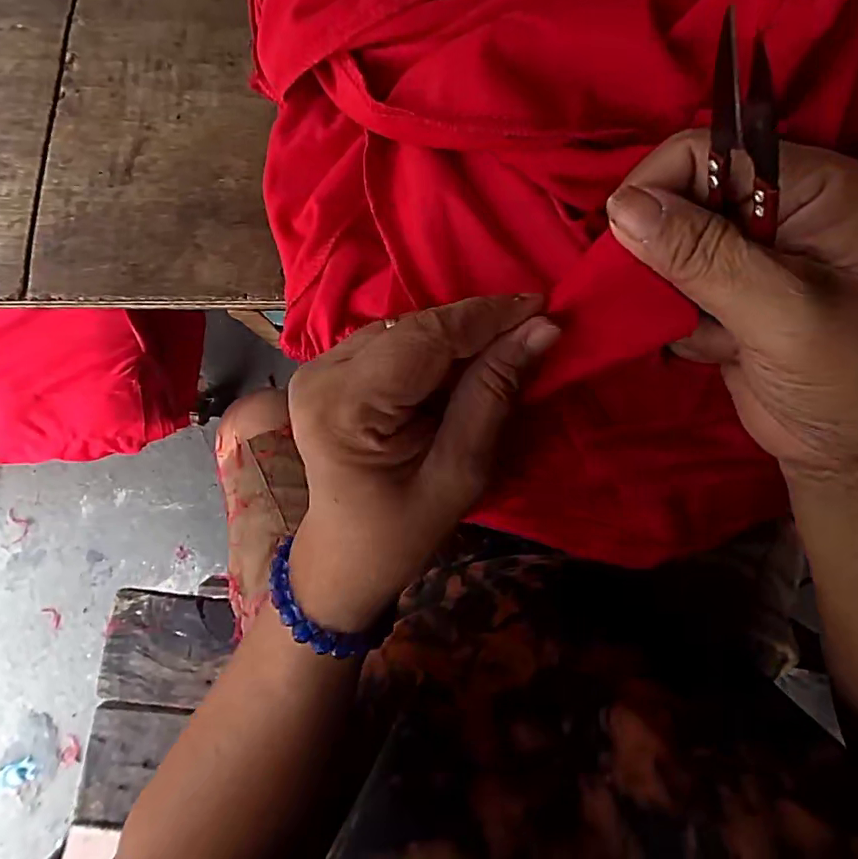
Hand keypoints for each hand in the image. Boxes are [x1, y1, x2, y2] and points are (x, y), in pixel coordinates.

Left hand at [283, 295, 560, 631]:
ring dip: (455, 335)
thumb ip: (493, 394)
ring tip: (503, 343)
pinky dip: (431, 346)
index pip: (423, 338)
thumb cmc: (402, 530)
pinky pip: (390, 341)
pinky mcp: (324, 369)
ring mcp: (316, 368)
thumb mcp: (460, 472)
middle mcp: (321, 374)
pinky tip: (462, 359)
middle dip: (474, 326)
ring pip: (402, 328)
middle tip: (532, 326)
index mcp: (345, 406)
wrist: (344, 553)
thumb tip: (540, 330)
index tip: (541, 306)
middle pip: (411, 327)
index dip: (484, 317)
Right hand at [605, 131, 857, 495]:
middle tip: (651, 293)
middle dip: (652, 244)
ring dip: (658, 288)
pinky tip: (707, 349)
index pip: (708, 154)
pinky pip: (671, 293)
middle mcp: (778, 214)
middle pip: (678, 199)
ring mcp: (751, 263)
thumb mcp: (787, 312)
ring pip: (666, 249)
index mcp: (812, 188)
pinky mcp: (728, 305)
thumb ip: (703, 256)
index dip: (656, 186)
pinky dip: (669, 319)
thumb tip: (620, 207)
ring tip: (693, 328)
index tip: (622, 240)